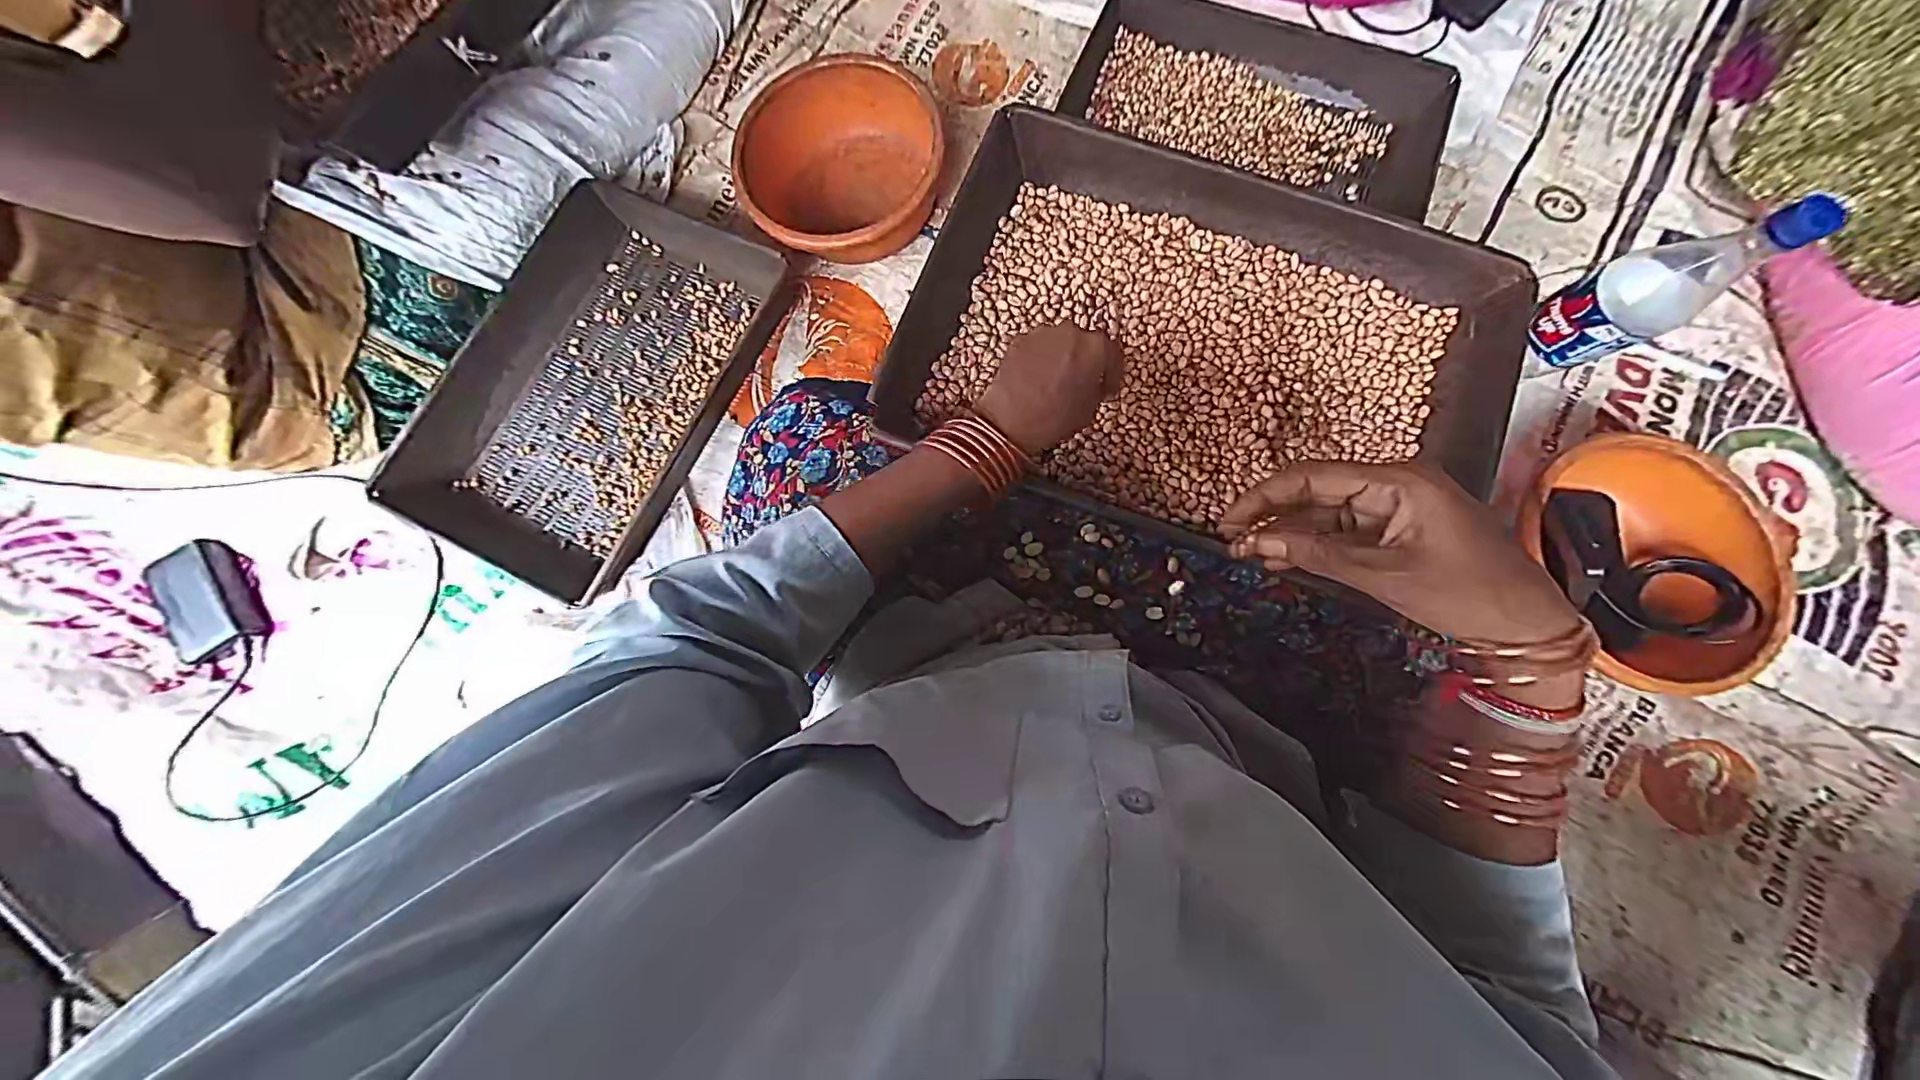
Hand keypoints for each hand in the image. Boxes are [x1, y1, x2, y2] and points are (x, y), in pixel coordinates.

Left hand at [972, 325, 1123, 454]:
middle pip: (1085, 344)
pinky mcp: (1019, 341)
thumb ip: (1098, 388)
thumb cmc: (1053, 418)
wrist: (1010, 421)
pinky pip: (1038, 348)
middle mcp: (1070, 332)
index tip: (1109, 386)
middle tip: (1083, 383)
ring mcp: (1043, 334)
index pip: (1113, 353)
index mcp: (1095, 347)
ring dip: (1062, 358)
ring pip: (1060, 343)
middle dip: (1086, 362)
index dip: (1112, 373)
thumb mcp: (1089, 409)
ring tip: (1057, 383)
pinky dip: (1041, 359)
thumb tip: (1096, 385)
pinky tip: (1037, 380)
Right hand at [1218, 461, 1580, 647]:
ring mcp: (1391, 508)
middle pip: (1313, 492)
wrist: (1529, 624)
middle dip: (1269, 516)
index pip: (1311, 478)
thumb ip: (1315, 555)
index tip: (1229, 520)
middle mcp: (1391, 486)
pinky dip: (1309, 546)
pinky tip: (1279, 558)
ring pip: (1322, 513)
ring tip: (1247, 552)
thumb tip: (1256, 544)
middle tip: (1231, 540)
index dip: (1262, 497)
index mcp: (1396, 482)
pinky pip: (1339, 532)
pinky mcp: (1391, 530)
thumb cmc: (1468, 593)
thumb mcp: (1383, 575)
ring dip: (1285, 533)